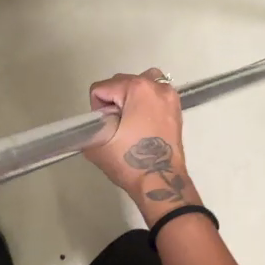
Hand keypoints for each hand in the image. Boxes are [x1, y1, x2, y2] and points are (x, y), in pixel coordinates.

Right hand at [85, 68, 201, 217]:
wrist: (161, 181)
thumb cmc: (129, 161)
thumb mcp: (96, 144)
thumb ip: (88, 126)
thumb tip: (94, 123)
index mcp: (137, 88)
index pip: (101, 88)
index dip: (97, 109)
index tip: (104, 127)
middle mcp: (156, 86)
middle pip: (121, 82)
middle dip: (113, 101)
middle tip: (116, 127)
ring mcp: (170, 96)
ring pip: (141, 83)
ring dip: (130, 97)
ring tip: (129, 121)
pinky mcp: (176, 108)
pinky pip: (155, 94)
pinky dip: (145, 102)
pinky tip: (141, 123)